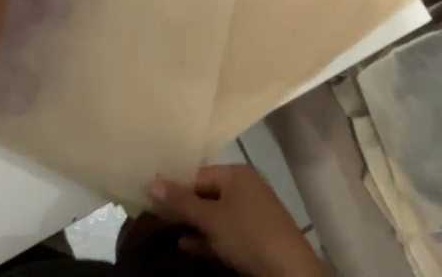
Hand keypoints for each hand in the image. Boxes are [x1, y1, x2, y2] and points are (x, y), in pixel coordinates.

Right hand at [148, 166, 321, 276]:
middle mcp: (246, 188)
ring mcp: (252, 214)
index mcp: (237, 174)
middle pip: (206, 193)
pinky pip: (225, 232)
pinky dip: (207, 238)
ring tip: (166, 230)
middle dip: (183, 206)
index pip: (198, 174)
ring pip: (215, 215)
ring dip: (193, 223)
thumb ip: (181, 202)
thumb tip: (151, 182)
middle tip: (155, 214)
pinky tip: (186, 246)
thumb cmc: (248, 235)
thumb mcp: (211, 219)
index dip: (175, 185)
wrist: (290, 273)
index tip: (151, 197)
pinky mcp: (256, 238)